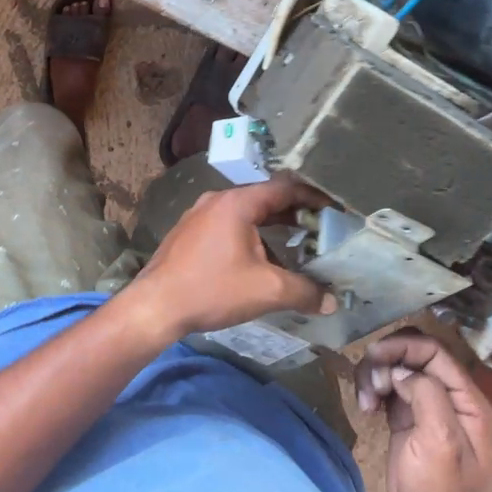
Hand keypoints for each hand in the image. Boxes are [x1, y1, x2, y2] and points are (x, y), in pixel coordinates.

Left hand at [114, 177, 334, 343]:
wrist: (157, 304)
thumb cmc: (213, 289)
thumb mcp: (267, 290)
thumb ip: (305, 291)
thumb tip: (332, 301)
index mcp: (237, 203)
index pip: (283, 187)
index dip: (313, 196)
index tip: (335, 208)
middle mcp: (217, 200)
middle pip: (264, 199)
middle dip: (295, 215)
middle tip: (323, 230)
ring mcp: (200, 215)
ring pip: (246, 214)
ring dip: (273, 228)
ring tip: (299, 248)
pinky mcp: (191, 232)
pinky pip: (229, 226)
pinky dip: (252, 236)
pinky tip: (263, 260)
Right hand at [355, 331, 491, 491]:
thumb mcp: (441, 443)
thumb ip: (427, 395)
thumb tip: (401, 370)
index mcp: (471, 404)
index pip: (437, 354)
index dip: (404, 347)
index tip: (374, 354)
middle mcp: (453, 400)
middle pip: (415, 356)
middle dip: (387, 361)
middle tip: (370, 383)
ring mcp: (430, 408)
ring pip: (397, 368)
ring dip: (375, 377)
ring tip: (366, 402)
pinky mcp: (408, 418)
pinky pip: (388, 387)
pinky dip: (373, 390)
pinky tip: (366, 408)